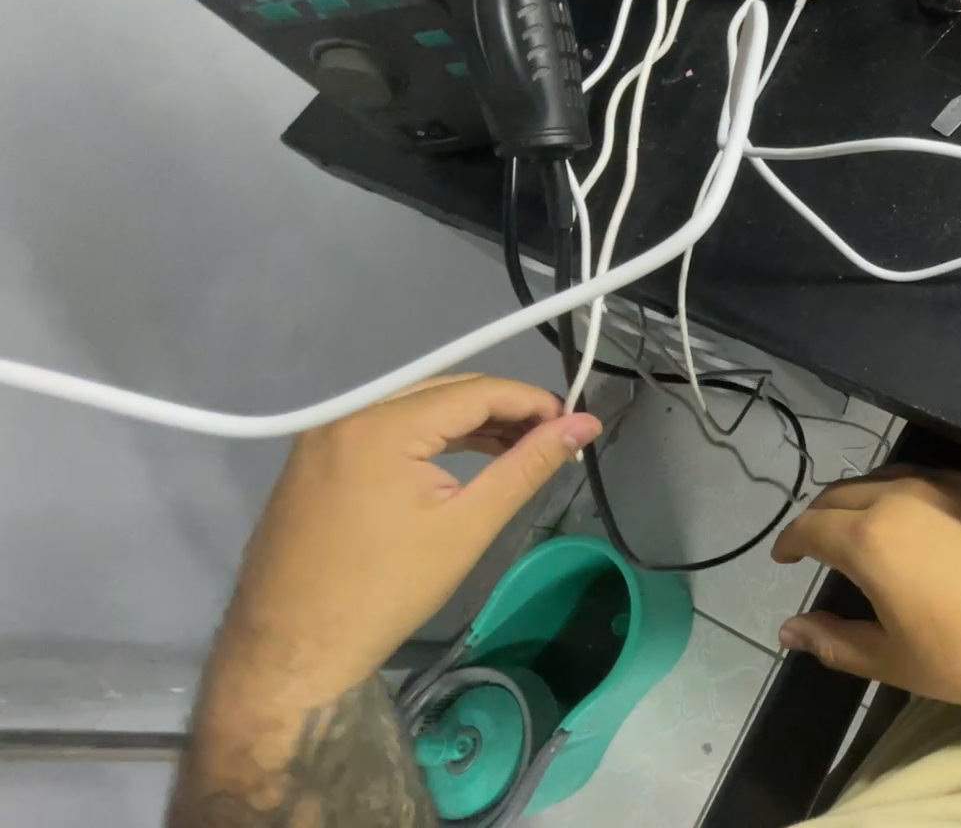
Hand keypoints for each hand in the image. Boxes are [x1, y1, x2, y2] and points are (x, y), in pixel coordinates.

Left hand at [212, 375, 600, 714]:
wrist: (288, 655)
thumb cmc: (386, 589)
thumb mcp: (471, 522)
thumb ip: (530, 462)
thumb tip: (587, 424)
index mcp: (381, 426)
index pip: (479, 391)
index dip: (534, 402)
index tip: (575, 424)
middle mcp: (347, 415)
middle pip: (449, 391)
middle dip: (507, 409)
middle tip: (554, 436)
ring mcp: (325, 435)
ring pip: (422, 406)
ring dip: (475, 421)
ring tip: (522, 446)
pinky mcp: (319, 458)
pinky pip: (392, 427)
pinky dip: (437, 436)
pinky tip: (471, 454)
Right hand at [770, 469, 960, 720]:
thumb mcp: (893, 660)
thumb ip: (833, 641)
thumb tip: (789, 629)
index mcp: (870, 537)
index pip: (810, 525)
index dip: (789, 541)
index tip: (783, 557)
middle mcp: (900, 496)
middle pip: (839, 493)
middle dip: (817, 518)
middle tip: (813, 547)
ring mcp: (941, 484)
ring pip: (879, 477)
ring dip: (854, 500)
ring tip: (853, 531)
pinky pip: (918, 478)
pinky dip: (894, 493)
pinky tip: (905, 520)